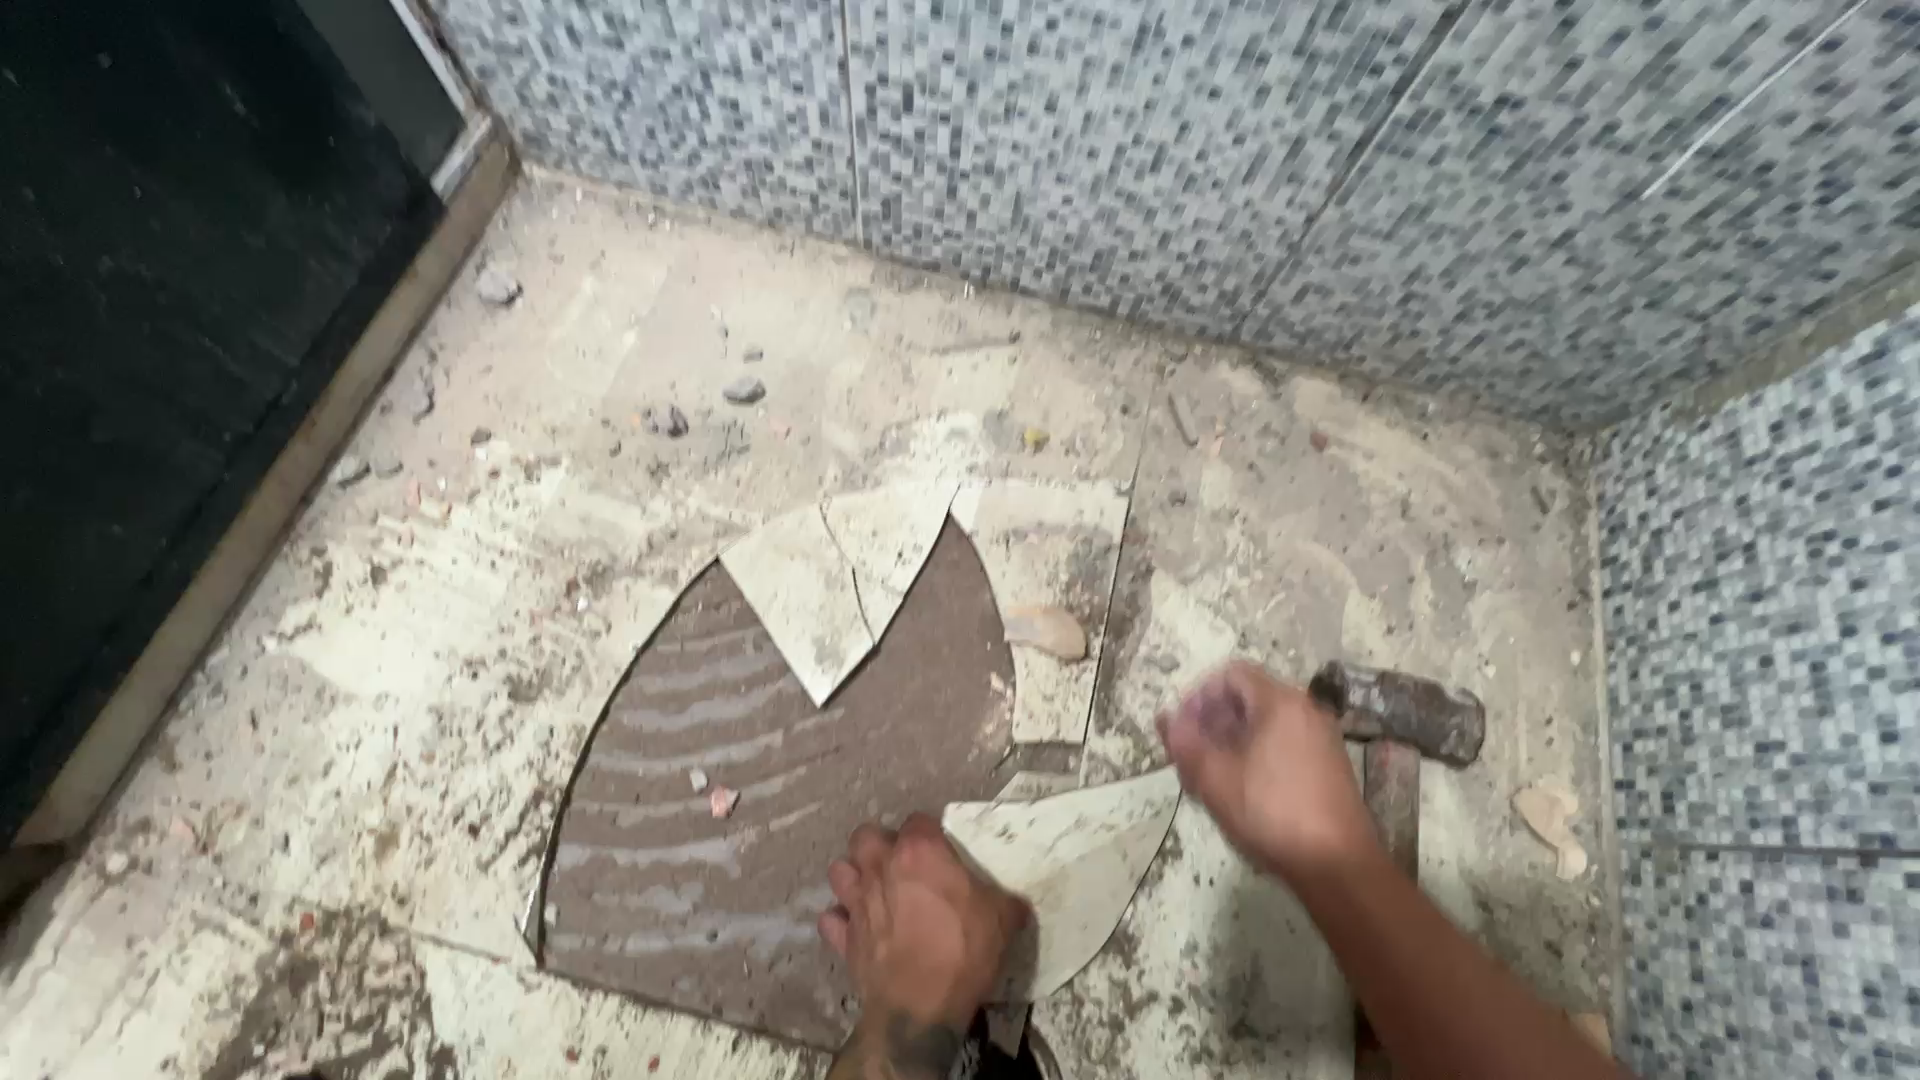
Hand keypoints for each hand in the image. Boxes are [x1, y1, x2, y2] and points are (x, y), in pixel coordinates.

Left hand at [818, 812, 1028, 1031]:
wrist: (920, 1010)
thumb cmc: (963, 952)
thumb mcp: (1002, 920)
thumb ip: (1005, 901)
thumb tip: (1016, 903)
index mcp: (919, 852)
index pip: (918, 820)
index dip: (928, 832)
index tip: (940, 850)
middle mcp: (881, 867)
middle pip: (865, 835)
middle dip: (878, 843)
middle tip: (899, 863)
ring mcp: (857, 902)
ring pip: (839, 870)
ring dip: (853, 875)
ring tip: (872, 888)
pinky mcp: (842, 938)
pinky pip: (831, 919)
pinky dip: (840, 921)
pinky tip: (855, 927)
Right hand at [1156, 660, 1380, 884]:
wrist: (1339, 866)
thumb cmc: (1272, 813)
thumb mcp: (1215, 779)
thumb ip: (1185, 742)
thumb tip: (1166, 718)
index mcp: (1280, 703)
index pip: (1231, 674)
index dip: (1199, 694)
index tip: (1181, 726)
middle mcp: (1305, 710)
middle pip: (1247, 697)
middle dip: (1211, 720)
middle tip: (1189, 754)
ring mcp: (1321, 738)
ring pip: (1263, 723)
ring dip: (1230, 740)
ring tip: (1208, 776)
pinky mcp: (1327, 765)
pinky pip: (1282, 742)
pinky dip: (1254, 753)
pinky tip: (1239, 789)